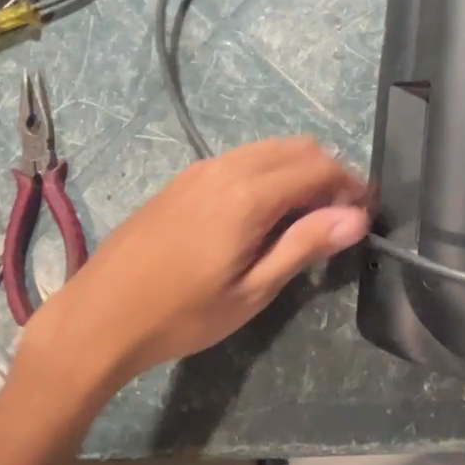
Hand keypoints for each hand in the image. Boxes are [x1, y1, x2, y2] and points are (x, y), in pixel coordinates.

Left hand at [19, 136, 369, 385]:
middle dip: (328, 173)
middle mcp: (228, 166)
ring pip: (269, 149)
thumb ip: (304, 245)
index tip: (366, 212)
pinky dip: (269, 171)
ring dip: (298, 170)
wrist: (98, 316)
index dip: (350, 184)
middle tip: (339, 216)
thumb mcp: (251, 292)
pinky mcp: (185, 177)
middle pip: (298, 148)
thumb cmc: (180, 314)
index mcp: (249, 193)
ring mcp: (202, 168)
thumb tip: (357, 216)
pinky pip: (242, 158)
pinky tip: (263, 212)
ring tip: (305, 217)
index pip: (319, 168)